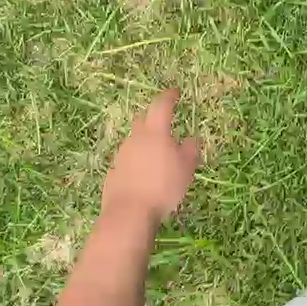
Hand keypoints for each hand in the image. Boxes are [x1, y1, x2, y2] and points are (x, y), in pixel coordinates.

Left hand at [101, 89, 201, 228]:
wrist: (129, 213)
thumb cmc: (163, 186)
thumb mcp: (186, 167)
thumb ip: (190, 149)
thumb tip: (192, 139)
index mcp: (155, 132)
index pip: (161, 105)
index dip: (169, 97)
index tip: (175, 92)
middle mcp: (136, 138)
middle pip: (144, 120)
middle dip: (154, 118)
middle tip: (165, 122)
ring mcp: (122, 155)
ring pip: (135, 140)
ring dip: (146, 142)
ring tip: (159, 155)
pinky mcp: (114, 172)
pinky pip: (129, 159)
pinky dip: (138, 160)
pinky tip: (145, 175)